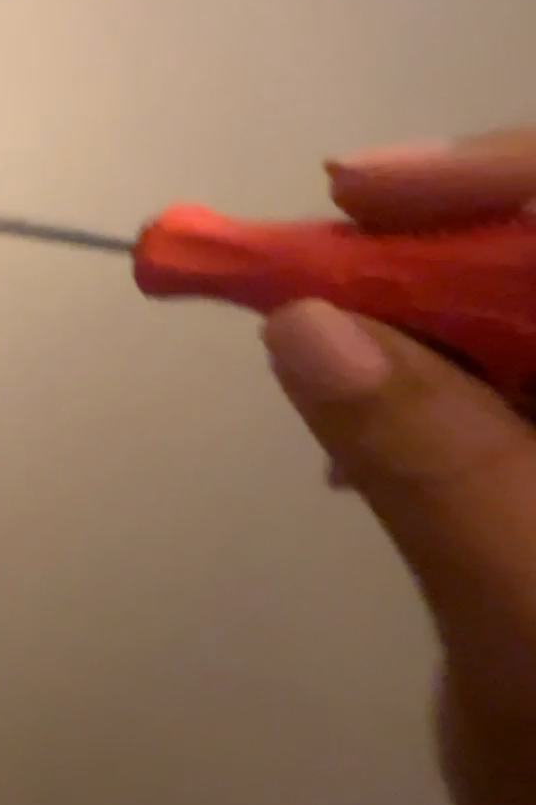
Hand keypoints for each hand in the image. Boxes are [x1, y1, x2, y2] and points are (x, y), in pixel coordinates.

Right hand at [263, 129, 535, 804]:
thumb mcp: (532, 621)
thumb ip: (436, 466)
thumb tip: (302, 325)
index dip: (507, 183)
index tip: (355, 187)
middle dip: (433, 246)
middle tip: (292, 262)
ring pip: (521, 310)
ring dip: (409, 311)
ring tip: (313, 339)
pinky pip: (501, 365)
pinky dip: (418, 367)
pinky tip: (374, 409)